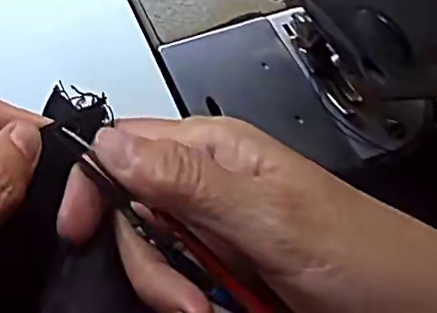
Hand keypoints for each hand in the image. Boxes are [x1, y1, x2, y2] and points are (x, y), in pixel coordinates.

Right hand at [56, 117, 436, 312]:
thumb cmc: (360, 250)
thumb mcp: (270, 215)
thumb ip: (189, 178)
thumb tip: (112, 141)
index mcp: (213, 146)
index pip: (125, 144)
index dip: (95, 180)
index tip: (77, 227)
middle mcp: (207, 180)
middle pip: (132, 209)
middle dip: (151, 261)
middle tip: (193, 294)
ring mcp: (215, 228)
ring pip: (153, 256)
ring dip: (175, 293)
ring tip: (225, 308)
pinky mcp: (224, 270)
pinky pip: (179, 288)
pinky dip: (191, 306)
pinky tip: (227, 311)